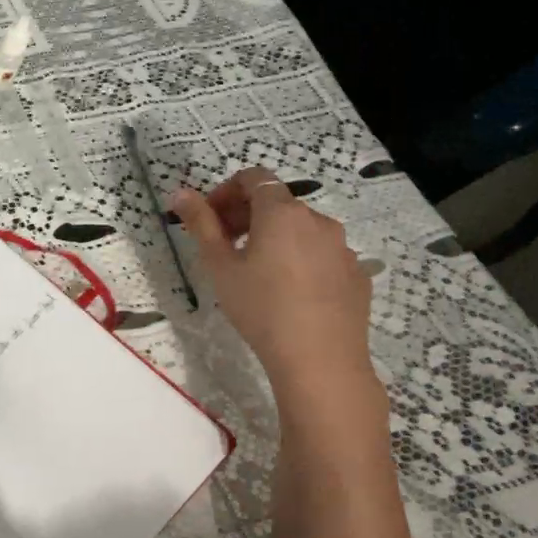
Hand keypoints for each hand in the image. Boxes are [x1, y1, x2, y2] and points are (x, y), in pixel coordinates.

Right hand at [169, 168, 378, 405]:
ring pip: (300, 229)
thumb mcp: (219, 264)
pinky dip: (298, 258)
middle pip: (277, 202)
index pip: (254, 178)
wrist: (320, 360)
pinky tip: (286, 291)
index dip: (226, 191)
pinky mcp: (357, 274)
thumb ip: (200, 223)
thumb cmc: (260, 307)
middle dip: (245, 215)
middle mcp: (319, 221)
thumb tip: (180, 193)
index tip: (209, 219)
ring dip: (272, 236)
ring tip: (253, 271)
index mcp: (282, 213)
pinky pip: (321, 253)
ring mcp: (343, 248)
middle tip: (222, 245)